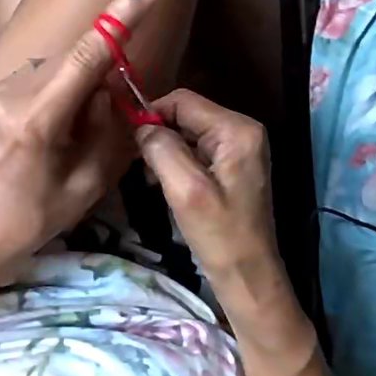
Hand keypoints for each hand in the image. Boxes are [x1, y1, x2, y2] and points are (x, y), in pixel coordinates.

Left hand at [0, 0, 162, 283]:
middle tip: (97, 124)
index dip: (119, 17)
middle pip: (71, 61)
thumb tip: (113, 82)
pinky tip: (45, 129)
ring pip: (53, 68)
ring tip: (64, 136)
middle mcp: (8, 94)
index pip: (85, 56)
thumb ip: (108, 126)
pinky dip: (53, 93)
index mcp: (35, 121)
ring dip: (73, 88)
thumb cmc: (35, 216)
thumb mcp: (88, 182)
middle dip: (96, 80)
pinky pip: (35, 78)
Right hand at [133, 89, 287, 296]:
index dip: (151, 114)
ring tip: (151, 179)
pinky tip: (164, 184)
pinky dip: (175, 162)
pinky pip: (194, 150)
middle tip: (139, 165)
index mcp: (237, 129)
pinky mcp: (231, 166)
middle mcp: (242, 130)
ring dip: (164, 151)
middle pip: (185, 115)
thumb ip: (162, 150)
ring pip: (186, 133)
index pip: (182, 100)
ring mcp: (238, 148)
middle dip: (158, 135)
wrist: (247, 274)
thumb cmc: (219, 234)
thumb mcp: (185, 189)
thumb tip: (141, 127)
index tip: (128, 141)